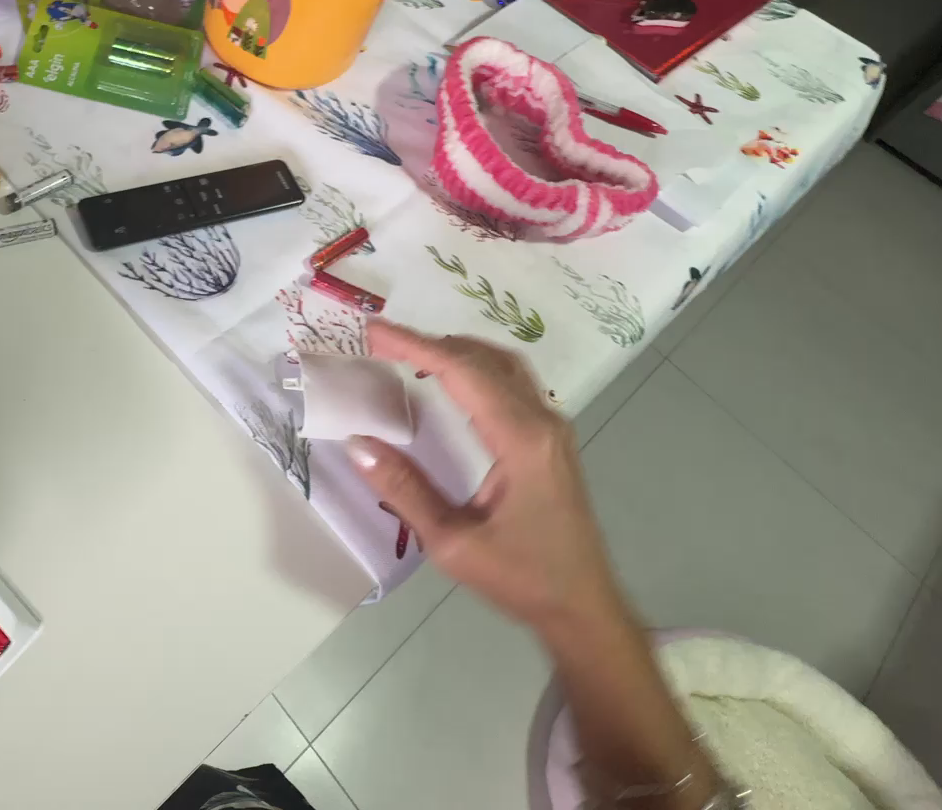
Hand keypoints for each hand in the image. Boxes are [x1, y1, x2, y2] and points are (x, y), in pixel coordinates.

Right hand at [347, 319, 624, 634]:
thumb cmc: (521, 578)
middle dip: (428, 342)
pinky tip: (449, 381)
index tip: (373, 331)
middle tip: (380, 341)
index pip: (463, 372)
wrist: (585, 608)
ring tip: (408, 353)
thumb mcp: (452, 542)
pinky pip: (512, 382)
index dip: (414, 345)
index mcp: (520, 439)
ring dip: (454, 350)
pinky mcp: (551, 439)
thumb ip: (403, 490)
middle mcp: (541, 421)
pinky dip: (474, 367)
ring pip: (502, 364)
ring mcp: (551, 428)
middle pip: (482, 358)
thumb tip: (357, 443)